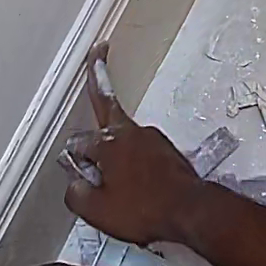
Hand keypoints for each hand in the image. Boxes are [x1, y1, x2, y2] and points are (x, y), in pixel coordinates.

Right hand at [62, 42, 206, 245]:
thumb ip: (76, 193)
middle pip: (105, 104)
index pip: (77, 143)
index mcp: (107, 143)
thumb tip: (74, 185)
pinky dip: (134, 157)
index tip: (74, 171)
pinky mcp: (166, 150)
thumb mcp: (97, 211)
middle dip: (97, 75)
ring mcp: (150, 138)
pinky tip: (137, 180)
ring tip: (116, 167)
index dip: (73, 160)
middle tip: (98, 52)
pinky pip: (141, 147)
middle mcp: (129, 132)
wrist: (193, 213)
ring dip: (115, 141)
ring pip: (123, 133)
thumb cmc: (147, 210)